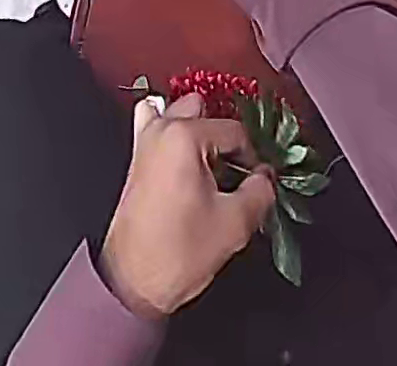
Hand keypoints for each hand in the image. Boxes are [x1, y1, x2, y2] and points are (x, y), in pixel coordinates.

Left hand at [99, 93, 275, 319]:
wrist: (131, 284)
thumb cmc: (180, 252)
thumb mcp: (235, 223)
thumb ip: (261, 191)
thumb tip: (265, 176)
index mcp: (186, 135)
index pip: (236, 133)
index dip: (252, 159)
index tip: (255, 184)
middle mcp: (163, 128)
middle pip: (208, 114)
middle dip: (225, 141)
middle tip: (233, 173)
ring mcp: (145, 139)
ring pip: (180, 111)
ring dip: (198, 129)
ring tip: (209, 163)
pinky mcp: (136, 155)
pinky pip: (152, 121)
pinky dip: (168, 127)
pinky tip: (181, 152)